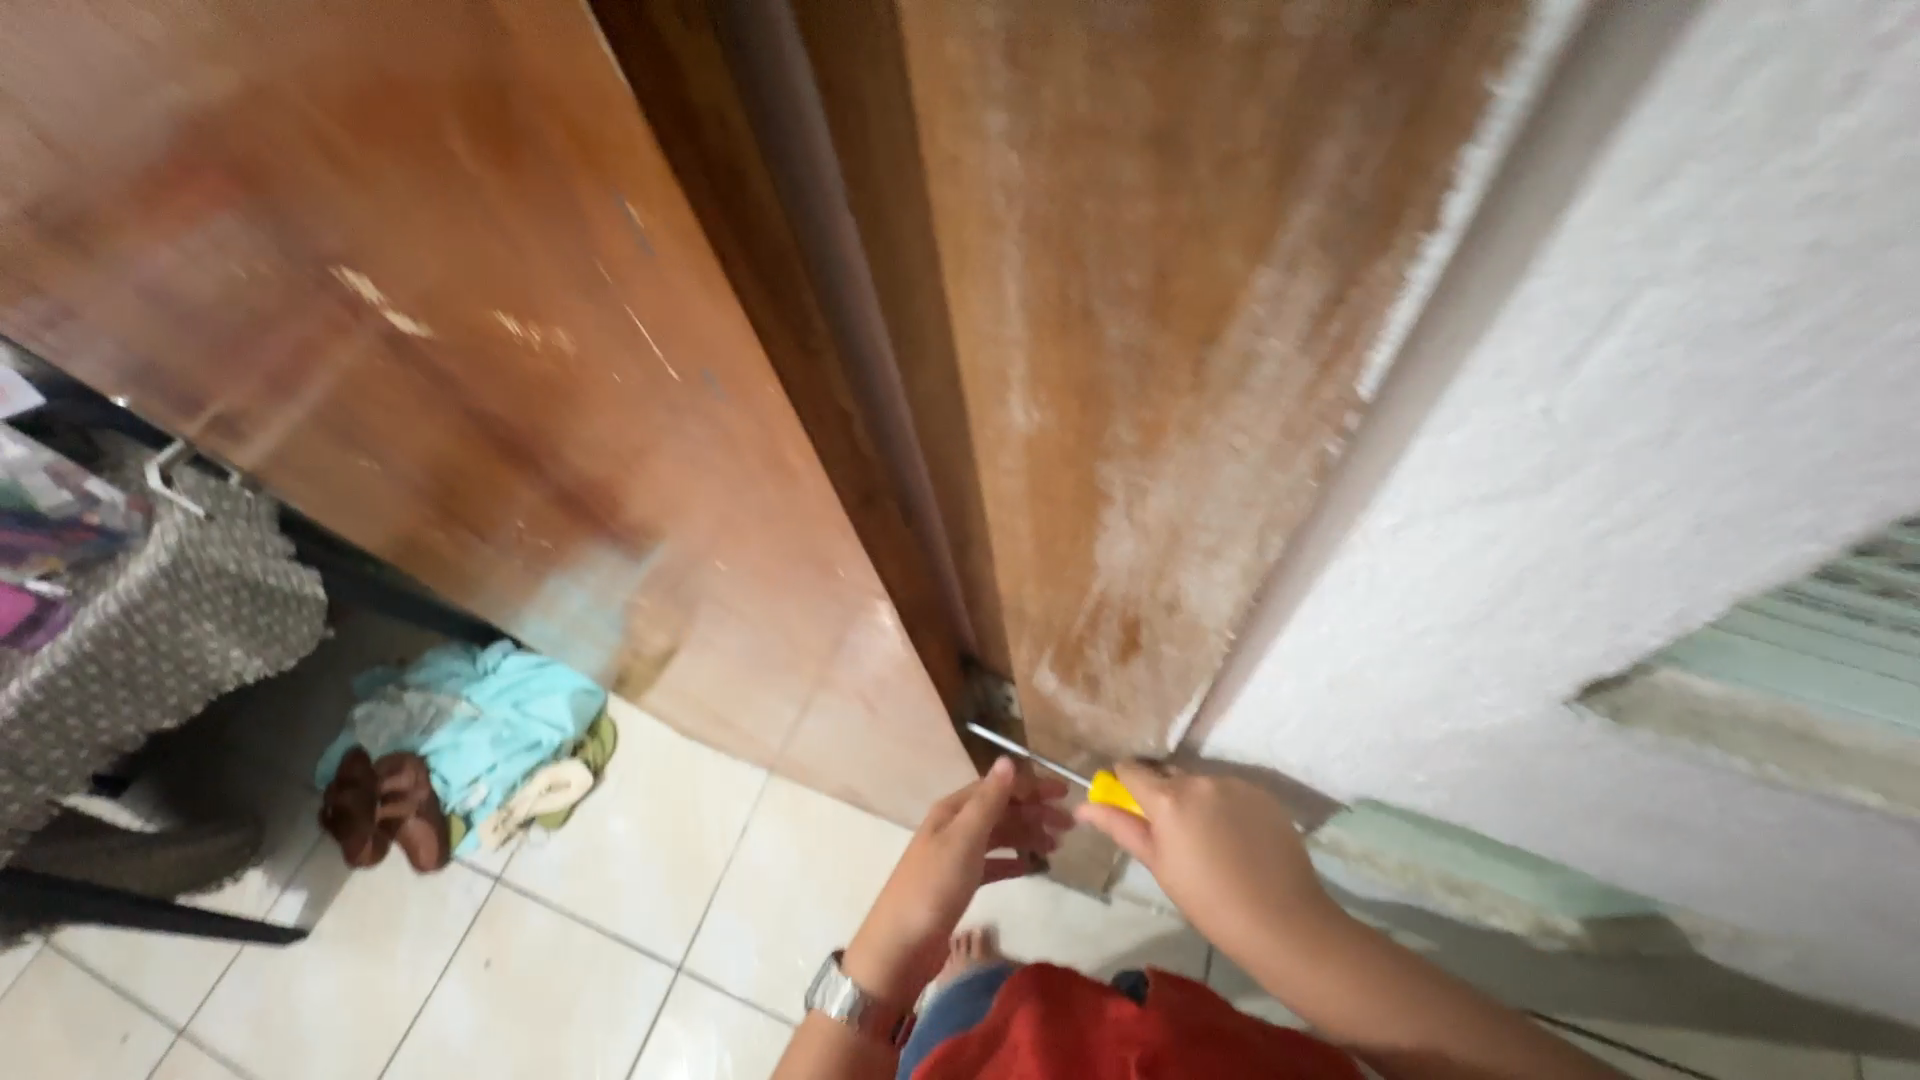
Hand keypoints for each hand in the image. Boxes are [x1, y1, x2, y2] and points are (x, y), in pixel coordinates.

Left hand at [843, 757, 1069, 1005]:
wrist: (900, 946)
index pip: (997, 786)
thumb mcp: (963, 839)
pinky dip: (1012, 861)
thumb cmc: (933, 887)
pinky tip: (1031, 868)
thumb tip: (1007, 760)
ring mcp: (955, 856)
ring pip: (998, 836)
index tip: (1065, 794)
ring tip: (1057, 845)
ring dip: (1027, 835)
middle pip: (1000, 810)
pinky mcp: (958, 884)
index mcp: (952, 810)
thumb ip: (988, 801)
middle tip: (1070, 825)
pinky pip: (992, 864)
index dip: (1031, 787)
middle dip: (1034, 812)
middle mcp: (953, 827)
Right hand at [1075, 762, 1345, 960]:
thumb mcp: (1158, 865)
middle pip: (1169, 776)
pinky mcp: (1263, 793)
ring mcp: (1235, 784)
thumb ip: (1120, 827)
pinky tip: (1238, 840)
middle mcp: (1200, 780)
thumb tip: (1083, 806)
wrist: (1282, 919)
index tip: (1131, 806)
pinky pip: (1231, 791)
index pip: (1132, 770)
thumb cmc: (1208, 900)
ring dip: (1197, 801)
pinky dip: (1226, 807)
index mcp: (1167, 798)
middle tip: (1175, 837)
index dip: (1126, 784)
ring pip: (1201, 784)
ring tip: (1212, 843)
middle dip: (1164, 797)